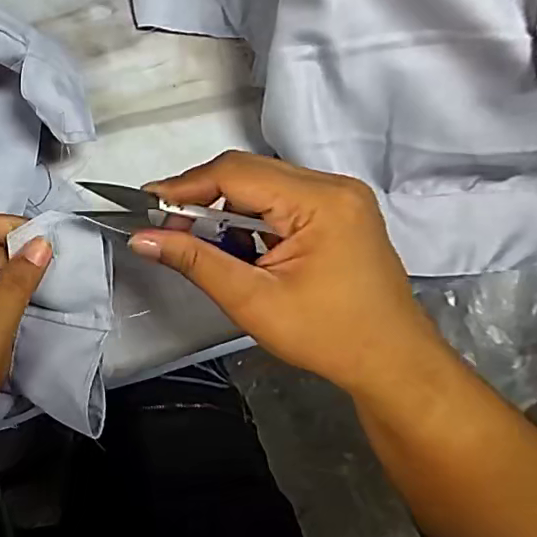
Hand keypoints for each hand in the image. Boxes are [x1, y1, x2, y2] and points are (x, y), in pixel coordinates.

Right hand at [127, 151, 450, 399]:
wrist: (394, 365)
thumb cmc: (331, 337)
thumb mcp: (251, 299)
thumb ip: (193, 260)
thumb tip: (143, 238)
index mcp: (321, 202)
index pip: (234, 173)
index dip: (184, 186)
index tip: (147, 204)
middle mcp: (333, 187)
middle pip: (245, 171)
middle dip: (199, 195)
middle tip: (165, 224)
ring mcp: (338, 197)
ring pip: (257, 181)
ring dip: (221, 206)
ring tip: (198, 240)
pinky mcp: (335, 211)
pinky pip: (275, 196)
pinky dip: (245, 215)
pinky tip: (234, 245)